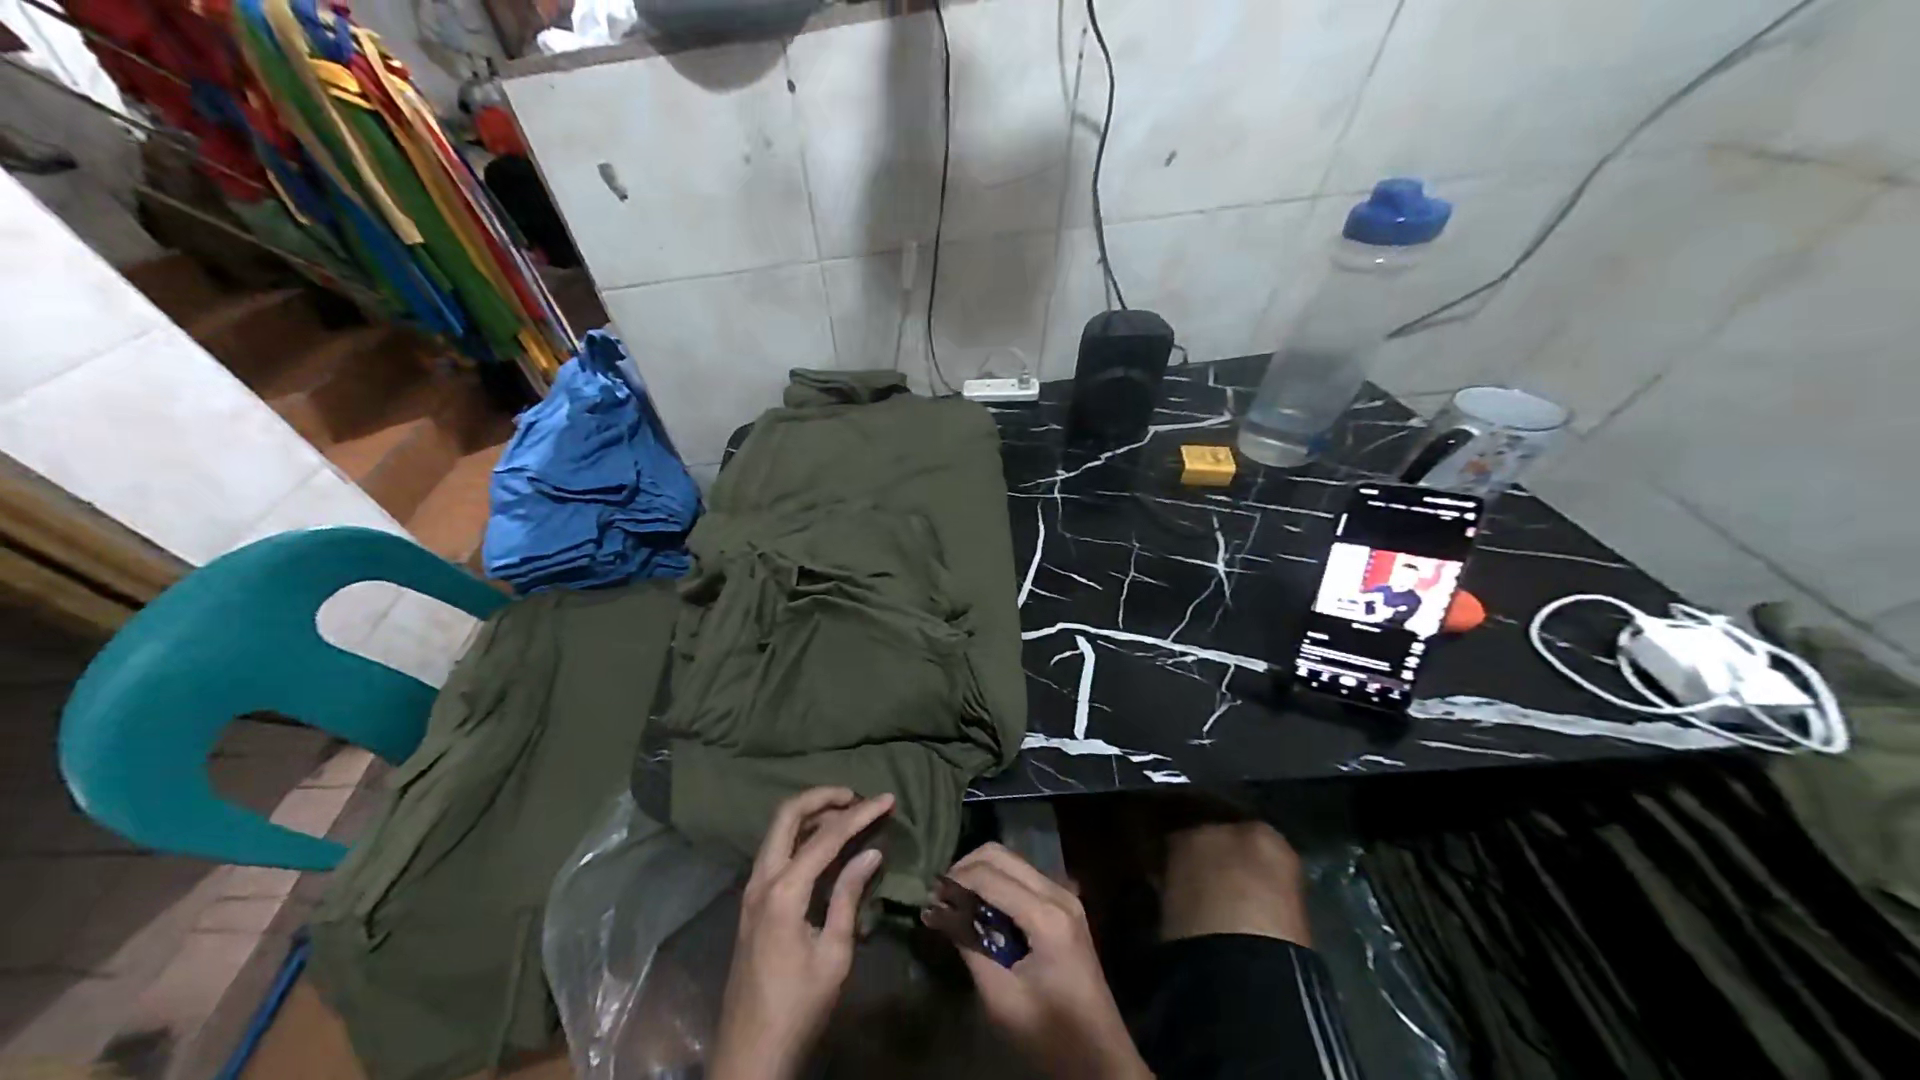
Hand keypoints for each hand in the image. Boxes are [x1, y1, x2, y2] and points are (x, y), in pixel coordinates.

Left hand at [708, 788, 893, 1079]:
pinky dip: (800, 836)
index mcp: (783, 891)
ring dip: (810, 814)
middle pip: (787, 816)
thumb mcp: (834, 954)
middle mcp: (761, 880)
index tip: (887, 799)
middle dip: (823, 797)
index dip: (860, 814)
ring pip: (778, 831)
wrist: (750, 1054)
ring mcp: (751, 890)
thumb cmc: (798, 1007)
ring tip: (847, 813)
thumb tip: (871, 852)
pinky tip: (824, 845)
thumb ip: (849, 896)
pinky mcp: (751, 903)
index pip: (827, 836)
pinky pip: (775, 852)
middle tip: (857, 796)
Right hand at [941, 843, 1152, 1079]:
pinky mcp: (1065, 906)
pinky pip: (1023, 877)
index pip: (988, 876)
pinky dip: (997, 883)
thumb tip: (937, 911)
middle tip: (940, 898)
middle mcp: (1059, 893)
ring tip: (955, 903)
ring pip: (1011, 861)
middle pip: (1000, 854)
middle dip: (964, 869)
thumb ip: (969, 945)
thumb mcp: (1001, 996)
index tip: (927, 899)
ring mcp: (1065, 896)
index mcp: (1047, 916)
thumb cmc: (1049, 1034)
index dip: (953, 882)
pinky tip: (981, 909)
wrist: (1100, 1057)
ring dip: (980, 874)